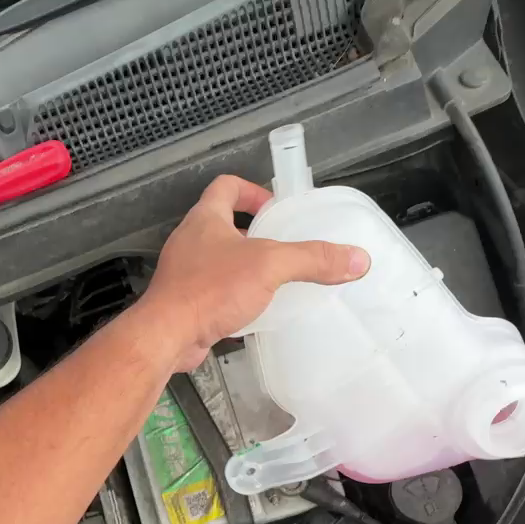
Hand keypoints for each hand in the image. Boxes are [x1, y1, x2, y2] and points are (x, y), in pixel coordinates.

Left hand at [133, 175, 367, 371]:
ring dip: (243, 268)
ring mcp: (183, 274)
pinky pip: (212, 293)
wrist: (167, 336)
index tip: (274, 208)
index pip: (226, 186)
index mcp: (205, 219)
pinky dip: (233, 298)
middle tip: (281, 248)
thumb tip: (357, 260)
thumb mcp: (269, 266)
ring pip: (218, 262)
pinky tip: (254, 312)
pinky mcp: (183, 304)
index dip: (251, 191)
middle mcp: (190, 242)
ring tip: (273, 281)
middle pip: (223, 225)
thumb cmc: (210, 290)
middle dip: (253, 234)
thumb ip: (313, 259)